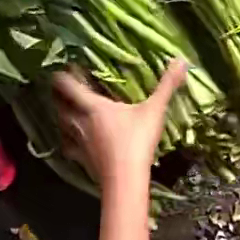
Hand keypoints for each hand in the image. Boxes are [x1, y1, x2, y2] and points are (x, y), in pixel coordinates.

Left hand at [52, 59, 186, 199]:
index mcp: (93, 106)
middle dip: (58, 94)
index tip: (63, 66)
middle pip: (59, 105)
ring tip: (66, 109)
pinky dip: (67, 139)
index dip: (62, 74)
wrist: (125, 180)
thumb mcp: (154, 110)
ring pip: (60, 124)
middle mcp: (80, 122)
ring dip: (60, 115)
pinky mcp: (80, 159)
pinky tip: (72, 140)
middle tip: (63, 86)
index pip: (68, 86)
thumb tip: (181, 59)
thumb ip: (166, 85)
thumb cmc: (137, 141)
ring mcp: (78, 142)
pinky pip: (67, 145)